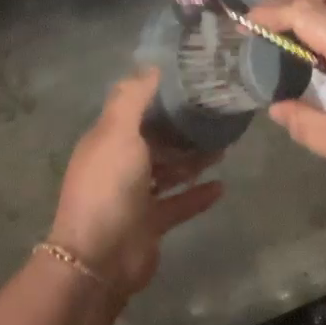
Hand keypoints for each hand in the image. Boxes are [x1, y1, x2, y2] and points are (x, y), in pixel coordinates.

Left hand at [48, 67, 224, 295]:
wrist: (100, 258)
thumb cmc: (108, 187)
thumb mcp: (117, 133)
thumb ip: (133, 99)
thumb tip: (152, 66)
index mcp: (107, 139)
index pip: (135, 109)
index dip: (160, 95)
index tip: (193, 82)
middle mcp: (120, 164)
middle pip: (155, 140)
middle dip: (182, 129)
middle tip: (218, 116)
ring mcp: (135, 196)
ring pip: (169, 171)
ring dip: (193, 160)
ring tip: (225, 147)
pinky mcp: (151, 223)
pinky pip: (179, 203)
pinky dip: (197, 194)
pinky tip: (222, 186)